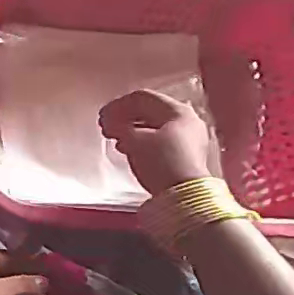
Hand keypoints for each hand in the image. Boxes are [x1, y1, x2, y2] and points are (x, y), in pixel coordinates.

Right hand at [99, 90, 213, 194]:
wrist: (185, 196)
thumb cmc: (162, 162)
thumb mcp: (134, 141)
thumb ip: (119, 127)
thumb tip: (110, 123)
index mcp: (178, 110)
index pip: (143, 98)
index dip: (118, 105)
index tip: (103, 115)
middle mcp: (188, 121)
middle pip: (150, 111)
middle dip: (126, 118)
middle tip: (108, 126)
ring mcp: (190, 139)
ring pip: (155, 127)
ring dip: (133, 130)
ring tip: (115, 138)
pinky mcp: (187, 156)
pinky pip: (161, 141)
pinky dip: (143, 142)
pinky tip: (130, 149)